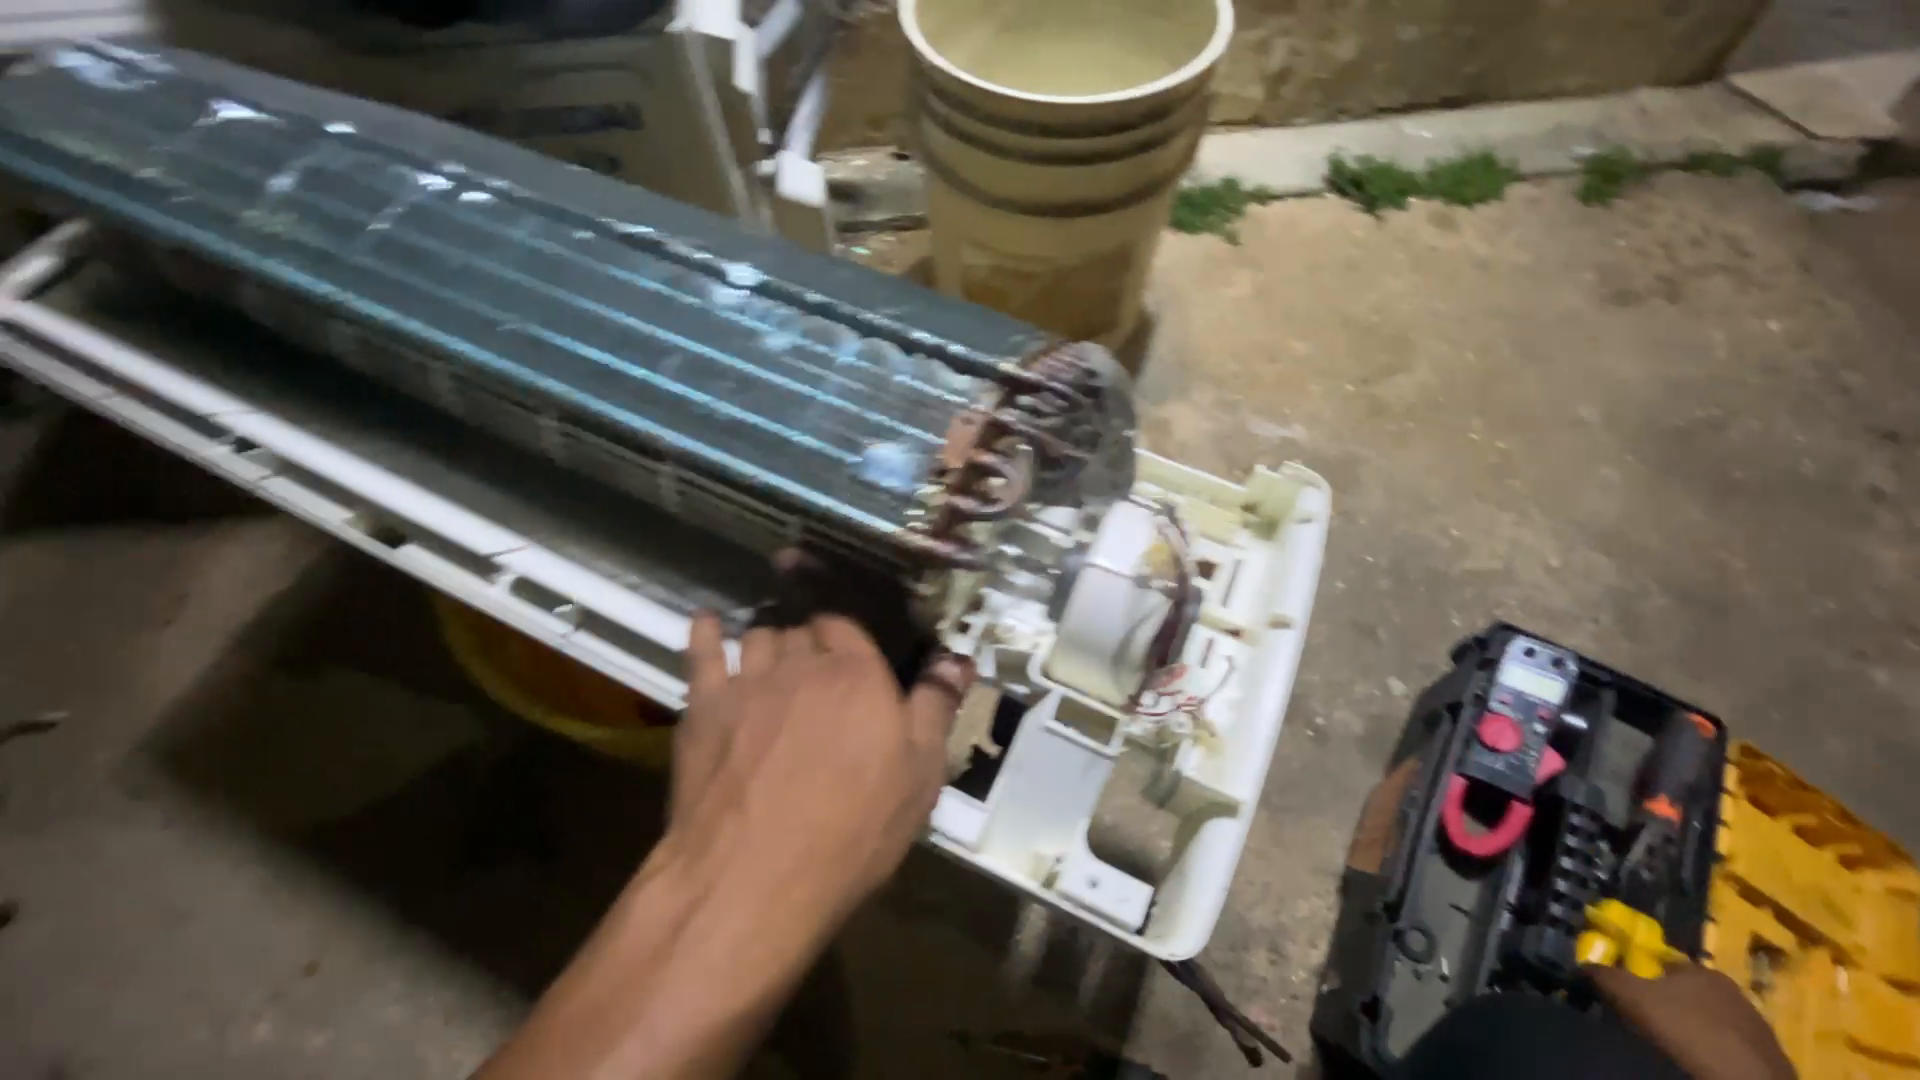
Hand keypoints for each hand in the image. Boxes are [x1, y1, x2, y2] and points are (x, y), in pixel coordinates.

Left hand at [674, 609, 971, 922]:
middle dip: (809, 644)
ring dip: (768, 641)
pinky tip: (707, 624)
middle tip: (813, 669)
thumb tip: (956, 660)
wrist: (754, 875)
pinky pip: (701, 653)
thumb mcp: (918, 777)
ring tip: (770, 655)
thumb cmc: (852, 831)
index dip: (847, 639)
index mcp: (858, 675)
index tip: (850, 658)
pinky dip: (705, 633)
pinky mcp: (703, 707)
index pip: (848, 627)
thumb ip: (935, 710)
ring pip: (758, 637)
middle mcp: (802, 664)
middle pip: (803, 632)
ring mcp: (748, 682)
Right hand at [1589, 962, 1795, 1079]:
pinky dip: (1714, 1049)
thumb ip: (1602, 974)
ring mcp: (1757, 1025)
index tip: (1628, 992)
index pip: (1664, 962)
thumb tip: (1582, 964)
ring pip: (1712, 1018)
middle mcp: (1733, 990)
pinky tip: (1701, 1062)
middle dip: (1668, 1000)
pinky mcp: (1770, 1057)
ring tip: (1673, 1044)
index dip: (1642, 974)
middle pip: (1689, 990)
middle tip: (1646, 1019)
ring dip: (1693, 1026)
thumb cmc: (1685, 1028)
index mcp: (1701, 970)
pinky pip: (1731, 1045)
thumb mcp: (1629, 995)